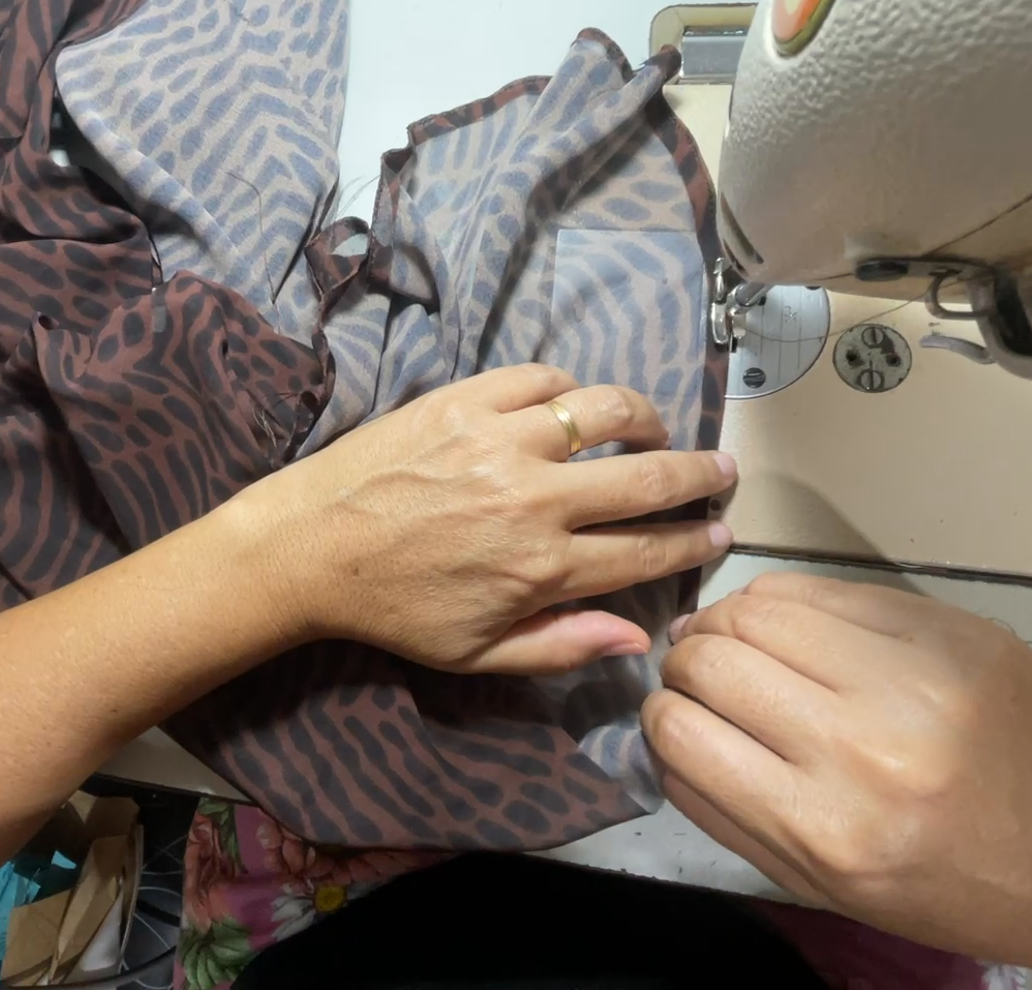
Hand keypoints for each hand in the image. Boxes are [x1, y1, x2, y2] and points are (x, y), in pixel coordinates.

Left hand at [223, 364, 734, 675]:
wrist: (312, 546)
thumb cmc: (393, 607)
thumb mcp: (474, 653)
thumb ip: (560, 644)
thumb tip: (640, 636)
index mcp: (541, 568)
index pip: (645, 550)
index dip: (693, 542)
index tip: (719, 532)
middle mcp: (534, 499)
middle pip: (646, 478)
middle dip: (698, 475)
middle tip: (719, 471)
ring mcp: (498, 441)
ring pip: (604, 411)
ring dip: (645, 418)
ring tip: (651, 428)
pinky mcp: (462, 401)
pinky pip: (539, 378)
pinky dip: (567, 388)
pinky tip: (570, 405)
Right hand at [643, 573, 1031, 988]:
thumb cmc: (952, 886)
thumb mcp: (820, 882)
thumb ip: (719, 809)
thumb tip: (659, 726)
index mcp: (831, 831)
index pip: (678, 730)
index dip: (662, 715)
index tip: (679, 717)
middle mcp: (869, 747)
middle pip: (707, 658)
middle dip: (685, 664)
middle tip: (704, 677)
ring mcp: (916, 675)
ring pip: (750, 606)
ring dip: (722, 624)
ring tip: (738, 645)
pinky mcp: (947, 626)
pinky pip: (811, 587)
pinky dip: (776, 605)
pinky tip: (789, 631)